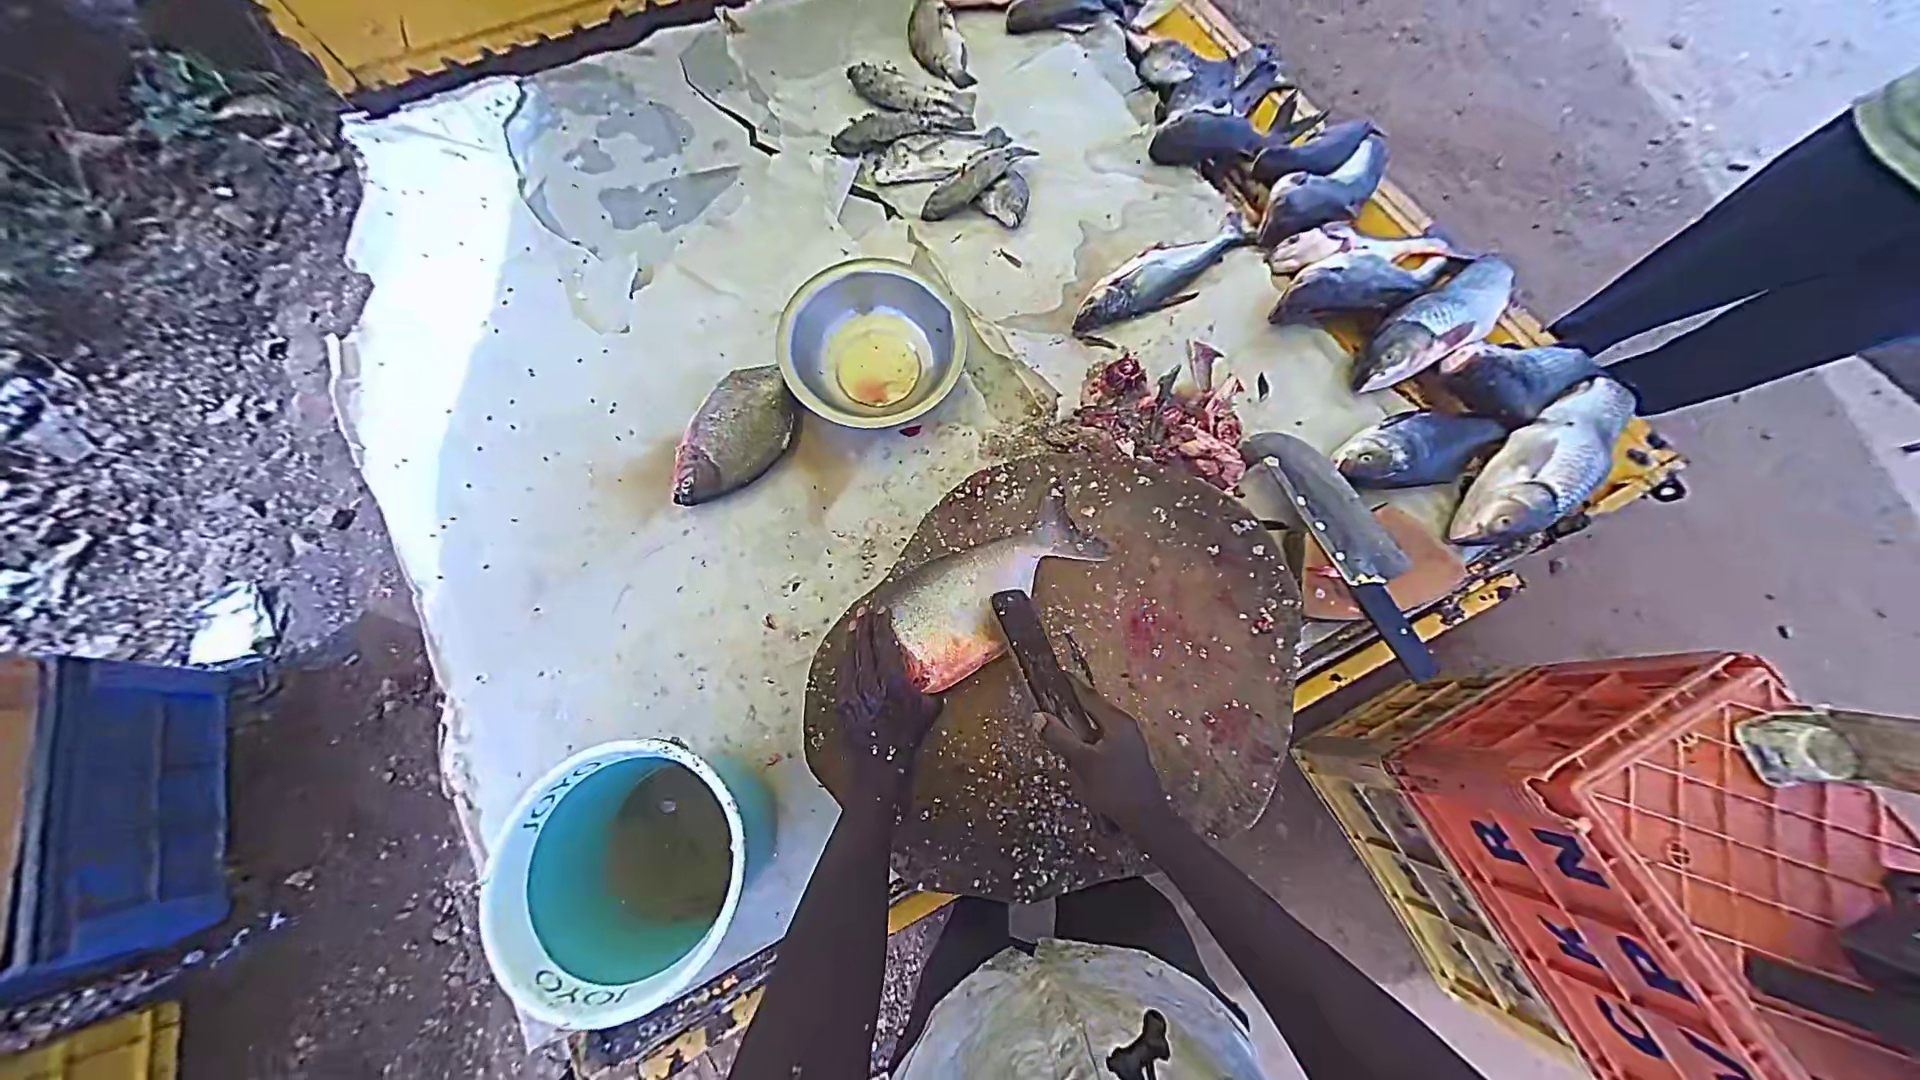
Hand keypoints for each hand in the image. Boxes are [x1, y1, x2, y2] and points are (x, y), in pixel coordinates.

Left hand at [836, 607, 942, 805]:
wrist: (880, 768)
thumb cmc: (908, 739)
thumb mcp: (928, 711)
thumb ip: (928, 689)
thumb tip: (932, 676)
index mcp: (893, 684)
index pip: (885, 646)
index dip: (883, 626)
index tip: (883, 612)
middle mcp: (870, 686)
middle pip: (865, 647)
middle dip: (865, 626)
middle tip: (866, 610)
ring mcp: (853, 694)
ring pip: (850, 658)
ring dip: (853, 638)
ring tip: (855, 623)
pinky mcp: (842, 703)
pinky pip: (842, 674)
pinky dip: (845, 658)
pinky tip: (847, 651)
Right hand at [1033, 678, 1170, 833]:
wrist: (1145, 820)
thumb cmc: (1113, 787)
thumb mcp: (1081, 762)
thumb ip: (1059, 737)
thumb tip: (1038, 716)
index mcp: (1116, 721)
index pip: (1088, 695)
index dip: (1069, 684)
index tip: (1054, 674)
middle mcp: (1125, 725)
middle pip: (1092, 710)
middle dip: (1071, 710)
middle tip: (1050, 708)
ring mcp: (1129, 741)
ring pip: (1096, 727)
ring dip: (1079, 730)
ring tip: (1060, 735)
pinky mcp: (1128, 756)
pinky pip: (1102, 740)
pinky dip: (1087, 742)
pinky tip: (1077, 756)